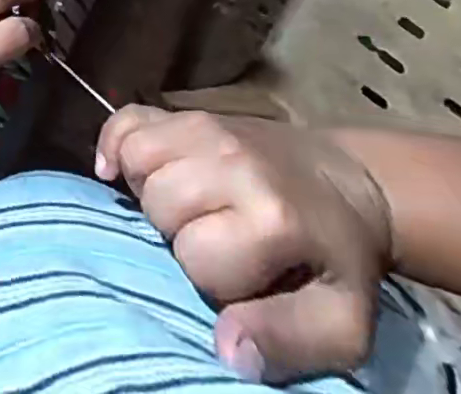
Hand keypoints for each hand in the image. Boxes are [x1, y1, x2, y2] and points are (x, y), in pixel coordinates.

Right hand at [95, 107, 392, 383]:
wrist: (345, 180)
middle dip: (175, 232)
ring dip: (145, 189)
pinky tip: (120, 171)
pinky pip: (125, 121)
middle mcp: (232, 162)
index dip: (213, 280)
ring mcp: (205, 127)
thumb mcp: (338, 319)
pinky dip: (114, 145)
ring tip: (174, 205)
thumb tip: (226, 350)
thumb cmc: (334, 256)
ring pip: (136, 159)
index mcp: (272, 217)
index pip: (197, 261)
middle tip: (206, 237)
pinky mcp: (186, 111)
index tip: (240, 276)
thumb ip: (288, 341)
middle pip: (158, 205)